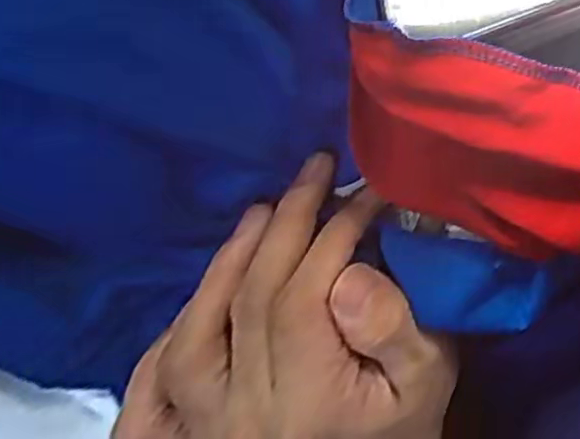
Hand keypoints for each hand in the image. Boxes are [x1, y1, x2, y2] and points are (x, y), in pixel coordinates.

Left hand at [114, 153, 456, 438]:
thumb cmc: (405, 428)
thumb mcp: (429, 376)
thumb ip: (396, 328)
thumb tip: (352, 274)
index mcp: (306, 397)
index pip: (303, 294)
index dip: (336, 230)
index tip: (372, 191)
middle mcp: (240, 413)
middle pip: (251, 299)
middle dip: (289, 219)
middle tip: (319, 167)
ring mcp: (203, 430)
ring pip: (193, 335)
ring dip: (227, 261)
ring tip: (262, 208)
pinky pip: (150, 392)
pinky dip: (167, 336)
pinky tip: (199, 296)